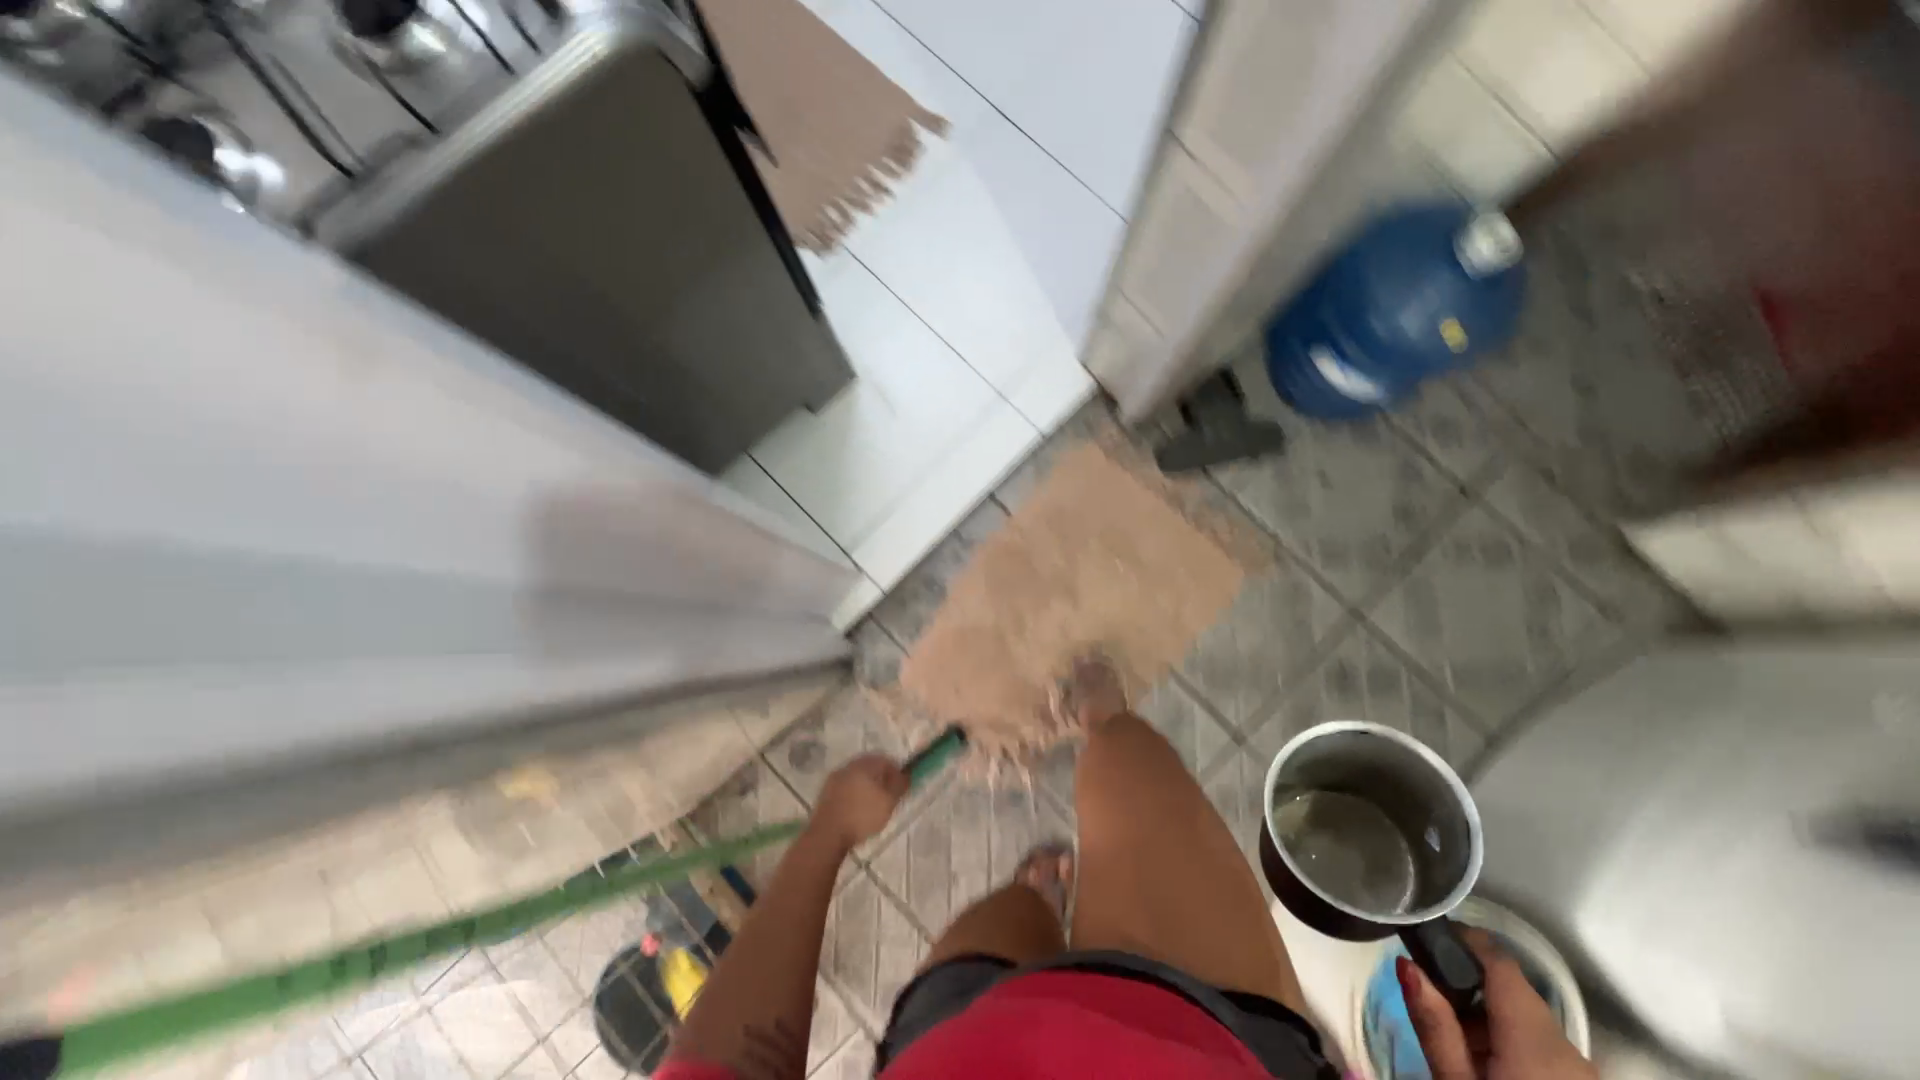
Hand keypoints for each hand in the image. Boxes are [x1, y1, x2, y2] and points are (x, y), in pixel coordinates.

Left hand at [811, 754, 909, 848]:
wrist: (828, 834)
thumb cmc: (862, 815)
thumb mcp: (889, 802)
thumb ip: (900, 785)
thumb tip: (906, 774)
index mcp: (865, 764)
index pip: (886, 760)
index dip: (897, 772)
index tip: (901, 788)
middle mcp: (848, 766)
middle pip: (870, 767)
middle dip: (881, 779)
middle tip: (889, 796)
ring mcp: (835, 778)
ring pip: (857, 777)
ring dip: (867, 787)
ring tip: (874, 805)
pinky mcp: (826, 792)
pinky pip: (846, 787)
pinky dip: (854, 794)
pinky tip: (858, 810)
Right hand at [1400, 929, 1597, 1079]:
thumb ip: (1434, 1024)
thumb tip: (1408, 965)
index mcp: (1534, 1039)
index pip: (1501, 962)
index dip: (1465, 941)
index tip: (1428, 938)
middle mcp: (1569, 1047)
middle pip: (1514, 994)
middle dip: (1469, 990)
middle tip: (1429, 1007)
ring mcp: (1584, 1071)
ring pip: (1529, 1023)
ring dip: (1490, 1022)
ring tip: (1457, 1052)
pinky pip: (1546, 1050)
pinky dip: (1513, 1047)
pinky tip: (1489, 1073)